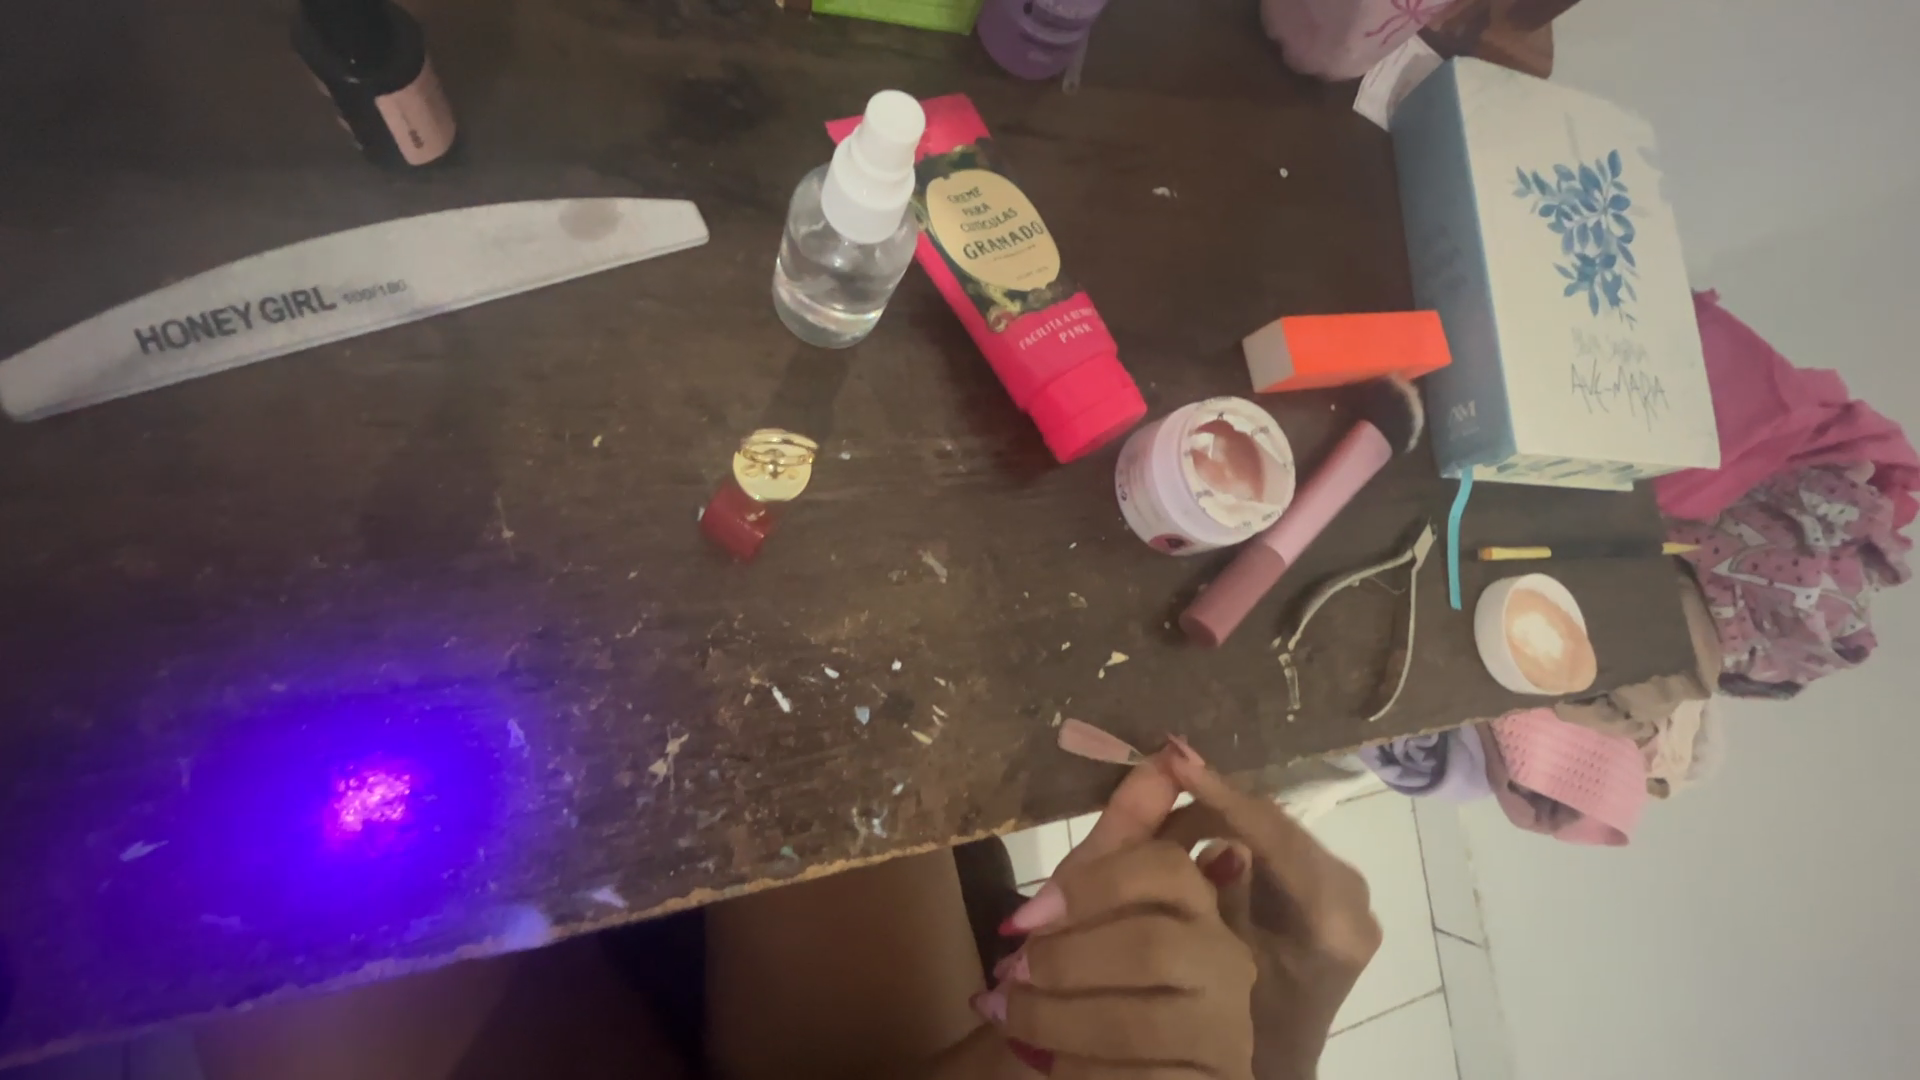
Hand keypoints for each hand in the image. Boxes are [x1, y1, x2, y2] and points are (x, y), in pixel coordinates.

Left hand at [981, 837, 1257, 1078]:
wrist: (1094, 1048)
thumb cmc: (1091, 949)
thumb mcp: (1099, 879)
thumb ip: (1132, 817)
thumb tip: (1169, 742)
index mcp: (1200, 899)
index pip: (1162, 868)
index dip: (1088, 887)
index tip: (1024, 916)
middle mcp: (1227, 960)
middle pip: (1148, 946)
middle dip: (1065, 960)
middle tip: (1014, 970)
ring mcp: (1227, 1033)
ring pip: (1139, 1020)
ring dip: (1055, 1019)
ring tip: (1011, 1015)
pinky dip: (1080, 1071)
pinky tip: (1049, 1063)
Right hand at [1159, 739, 1381, 1079]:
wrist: (1273, 1061)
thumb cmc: (1243, 1022)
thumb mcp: (1218, 952)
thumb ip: (1213, 887)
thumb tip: (1199, 821)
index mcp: (1333, 918)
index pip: (1274, 833)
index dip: (1221, 793)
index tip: (1174, 758)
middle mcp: (1351, 896)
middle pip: (1274, 824)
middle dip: (1214, 802)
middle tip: (1158, 787)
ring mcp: (1345, 891)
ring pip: (1272, 828)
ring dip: (1221, 817)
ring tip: (1168, 816)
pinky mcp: (1331, 890)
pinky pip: (1275, 843)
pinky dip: (1235, 833)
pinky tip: (1198, 838)